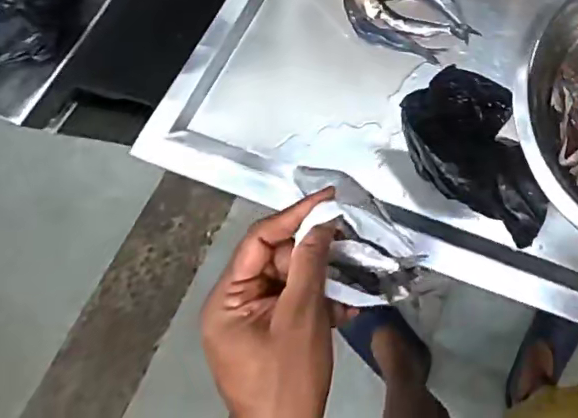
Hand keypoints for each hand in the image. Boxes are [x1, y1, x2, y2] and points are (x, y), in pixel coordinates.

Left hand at [201, 188, 339, 417]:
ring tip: (350, 273)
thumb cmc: (287, 379)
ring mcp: (251, 320)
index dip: (294, 215)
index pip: (259, 239)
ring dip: (322, 277)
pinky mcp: (269, 332)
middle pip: (276, 256)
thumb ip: (310, 262)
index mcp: (226, 300)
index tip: (327, 198)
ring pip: (290, 277)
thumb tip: (323, 222)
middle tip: (346, 239)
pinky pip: (294, 299)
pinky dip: (319, 299)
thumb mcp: (302, 315)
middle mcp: (233, 305)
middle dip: (313, 250)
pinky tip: (345, 305)